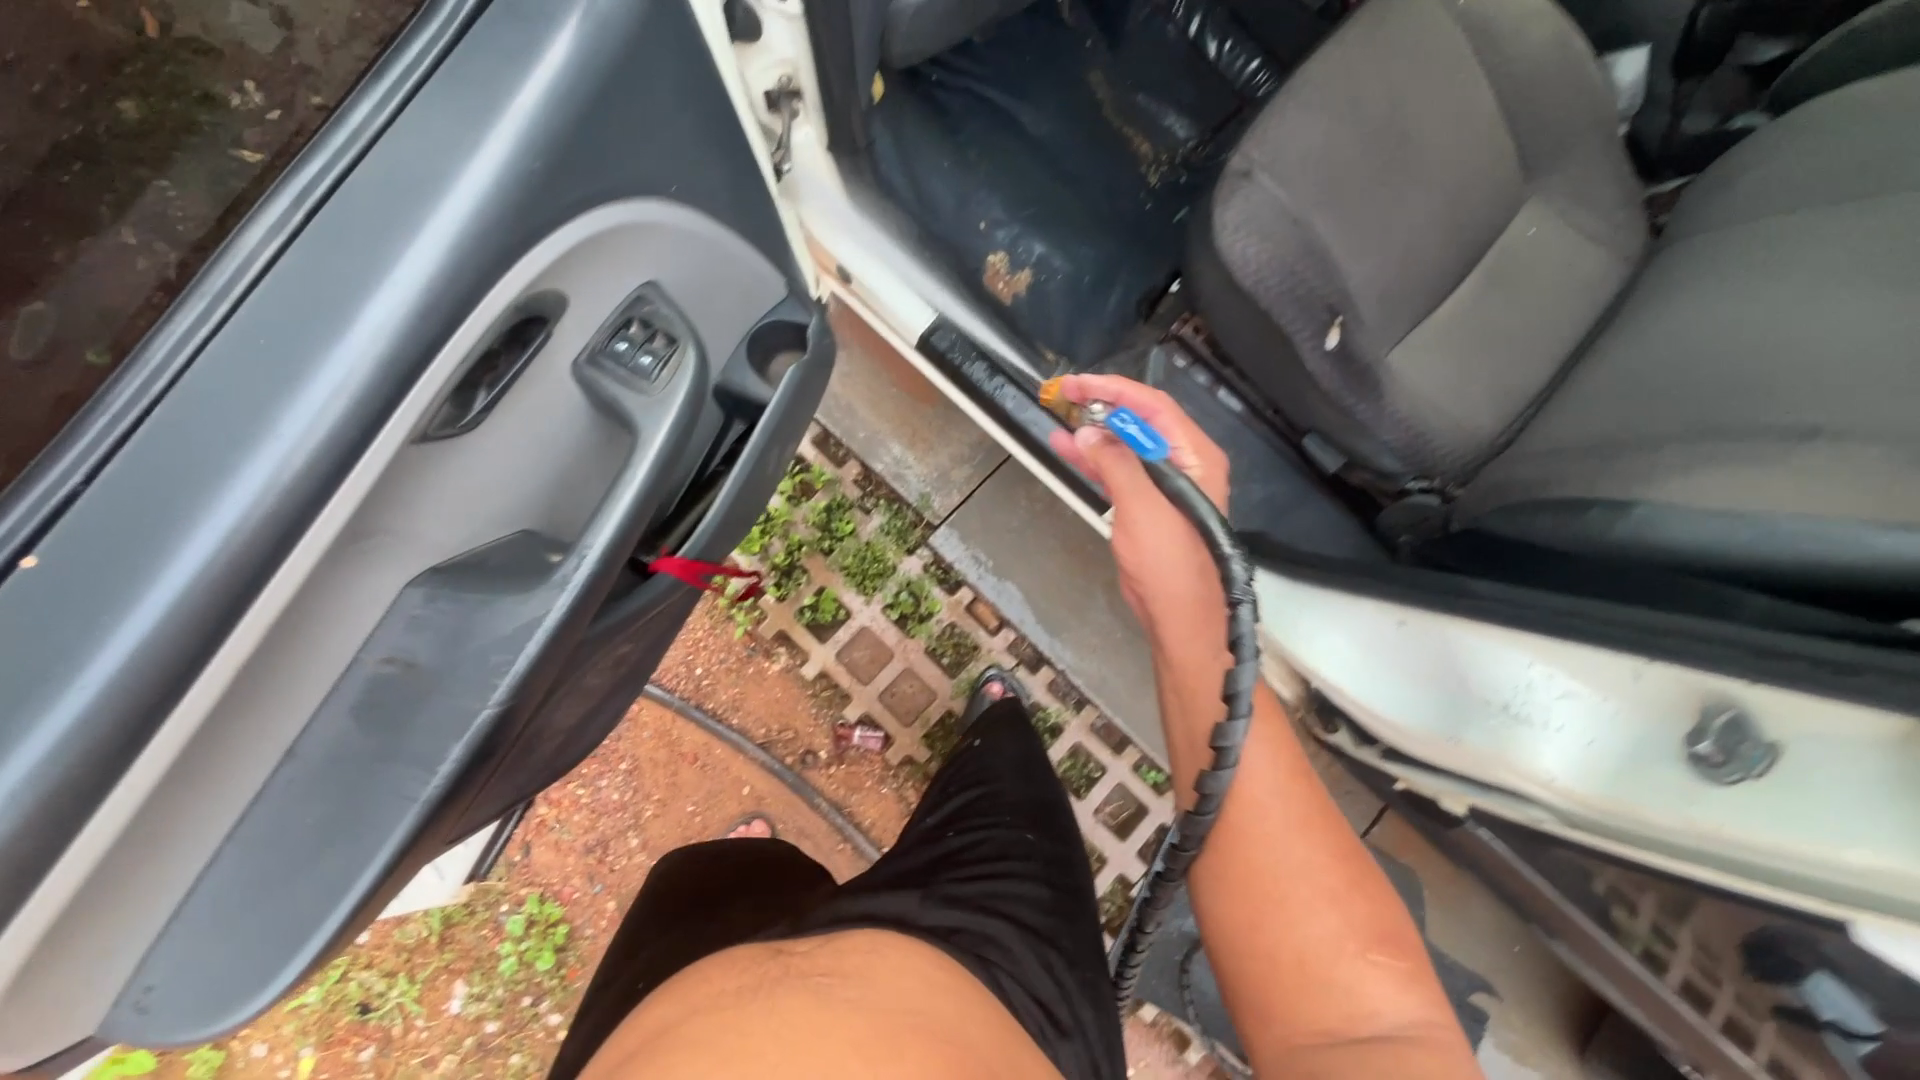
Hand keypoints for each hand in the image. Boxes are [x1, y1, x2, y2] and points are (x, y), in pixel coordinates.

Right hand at [1045, 375, 1229, 662]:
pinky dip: (1095, 461)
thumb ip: (1117, 463)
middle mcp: (1183, 463)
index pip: (1154, 407)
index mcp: (1194, 456)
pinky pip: (1119, 472)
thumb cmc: (1170, 560)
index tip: (1078, 384)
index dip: (1115, 390)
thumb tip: (1090, 432)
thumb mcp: (1142, 506)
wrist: (1179, 615)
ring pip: (1125, 447)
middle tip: (1064, 395)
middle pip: (1140, 422)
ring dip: (1094, 434)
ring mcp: (1165, 486)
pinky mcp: (1147, 506)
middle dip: (1102, 408)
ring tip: (1058, 421)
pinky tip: (1068, 451)